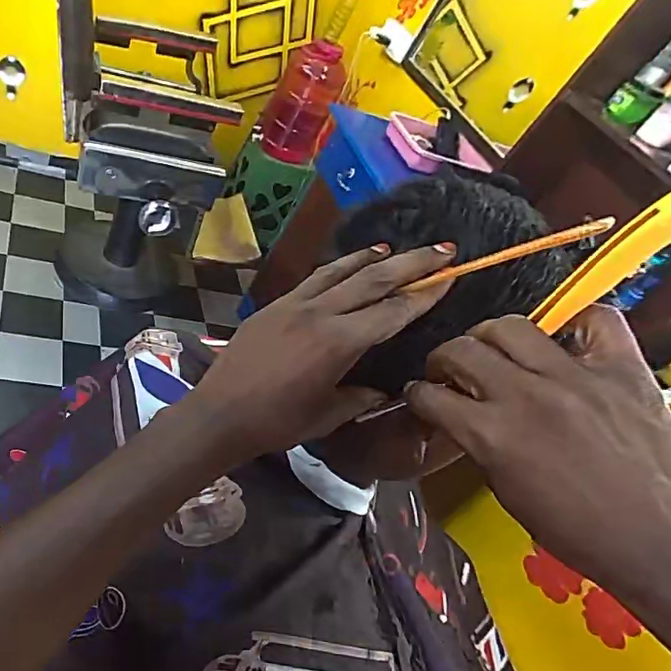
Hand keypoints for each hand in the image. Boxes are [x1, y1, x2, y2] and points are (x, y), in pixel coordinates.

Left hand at [188, 242, 455, 459]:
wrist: (219, 413)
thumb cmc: (275, 422)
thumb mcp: (326, 416)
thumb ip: (359, 398)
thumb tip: (381, 390)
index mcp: (339, 342)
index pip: (392, 311)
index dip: (425, 294)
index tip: (451, 277)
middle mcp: (319, 313)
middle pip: (373, 279)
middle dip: (412, 262)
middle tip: (444, 249)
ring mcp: (292, 305)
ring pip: (339, 271)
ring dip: (371, 258)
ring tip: (394, 250)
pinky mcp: (272, 307)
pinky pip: (312, 280)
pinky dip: (335, 269)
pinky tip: (343, 268)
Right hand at [403, 306, 670, 608]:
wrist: (662, 542)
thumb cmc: (577, 531)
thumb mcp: (505, 491)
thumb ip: (479, 445)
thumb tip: (464, 421)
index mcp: (491, 434)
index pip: (430, 395)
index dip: (417, 396)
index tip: (421, 397)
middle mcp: (527, 395)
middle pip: (461, 349)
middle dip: (443, 359)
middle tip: (451, 372)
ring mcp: (578, 376)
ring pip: (512, 326)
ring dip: (490, 337)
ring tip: (498, 353)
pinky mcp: (625, 369)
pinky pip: (595, 320)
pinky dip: (575, 323)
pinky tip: (565, 342)